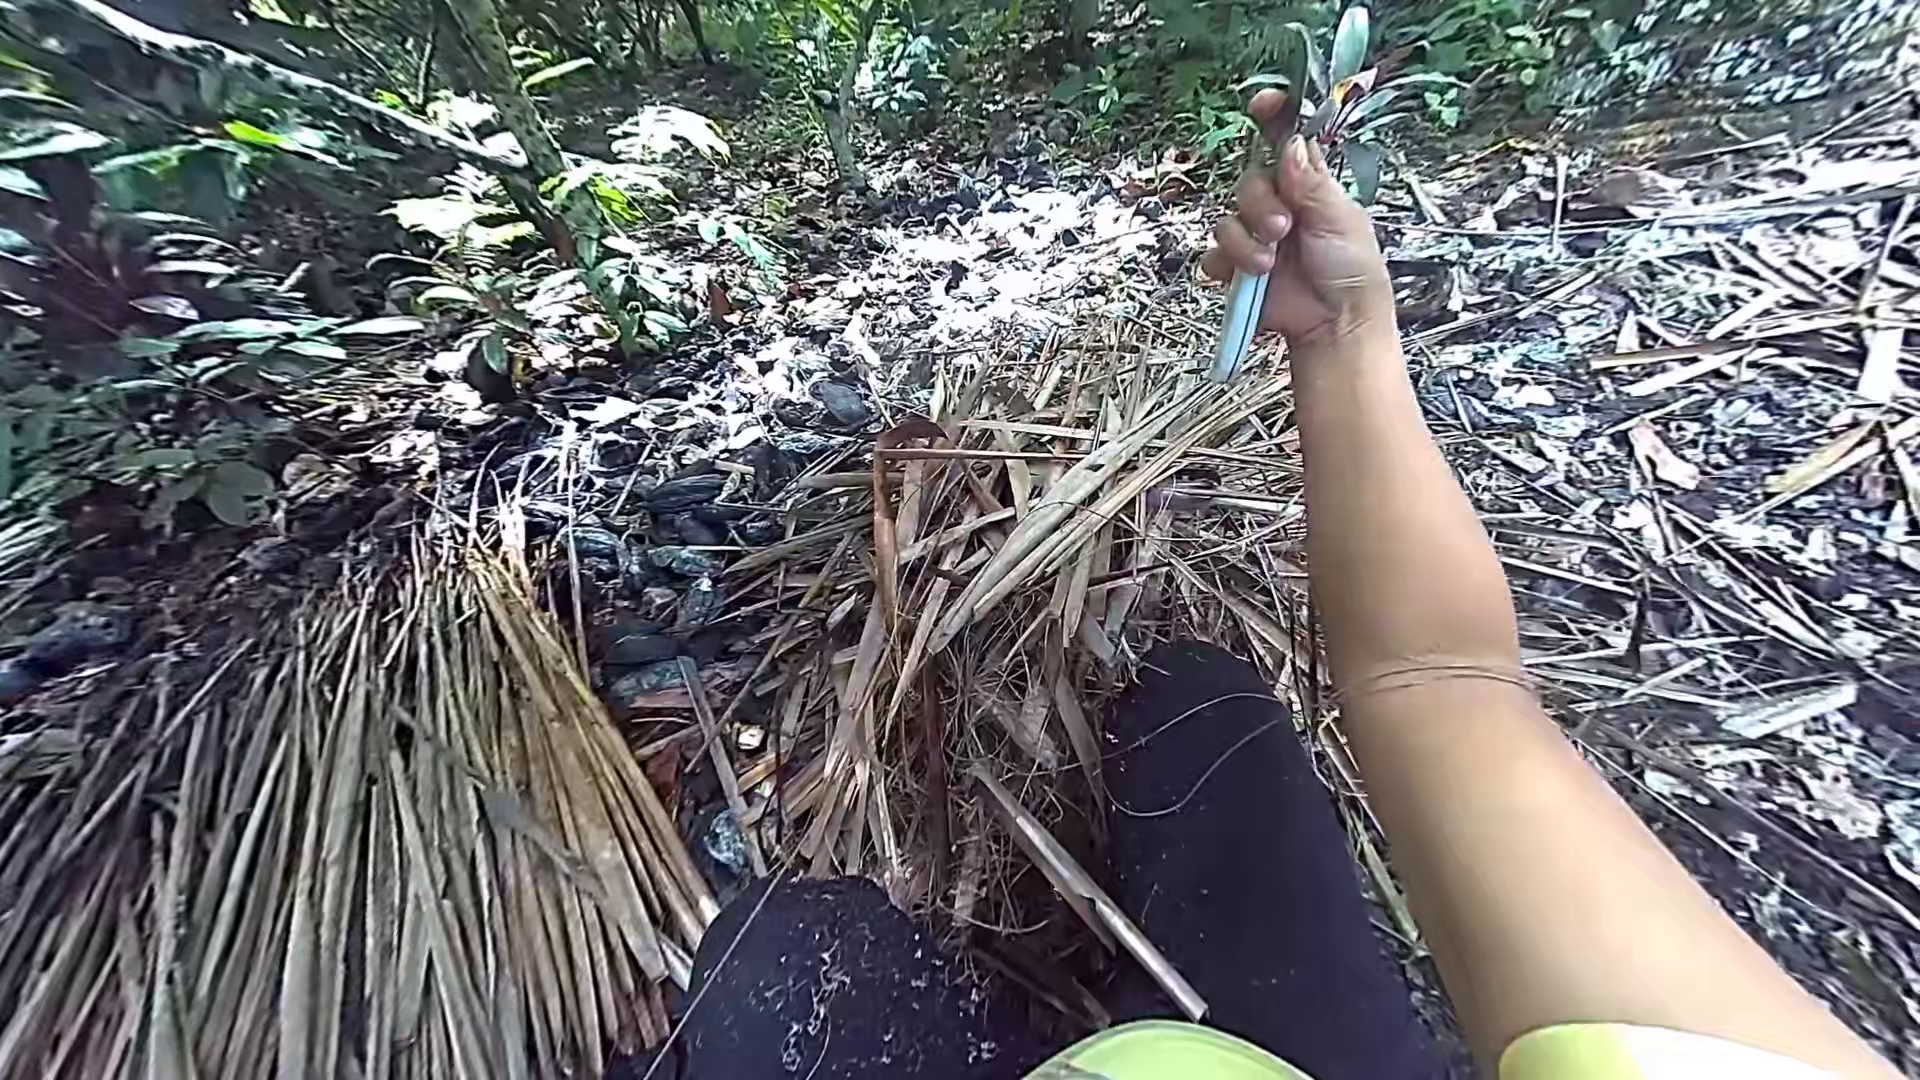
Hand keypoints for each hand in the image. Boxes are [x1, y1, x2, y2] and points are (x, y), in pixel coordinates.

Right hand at [1200, 89, 1395, 354]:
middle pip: (1249, 185)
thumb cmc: (1350, 269)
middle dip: (1260, 208)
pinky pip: (1212, 258)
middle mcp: (1277, 208)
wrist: (1332, 320)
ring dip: (1244, 243)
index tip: (1261, 103)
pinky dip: (1223, 265)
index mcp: (1306, 186)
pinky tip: (1243, 275)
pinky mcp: (1235, 271)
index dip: (1273, 119)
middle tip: (1283, 230)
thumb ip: (1311, 184)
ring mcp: (1253, 240)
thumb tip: (1290, 144)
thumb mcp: (1340, 219)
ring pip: (1226, 223)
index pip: (1285, 142)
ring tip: (1269, 264)